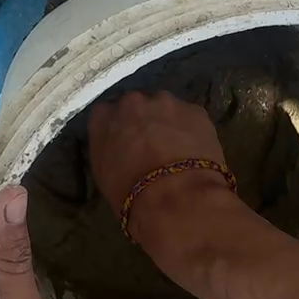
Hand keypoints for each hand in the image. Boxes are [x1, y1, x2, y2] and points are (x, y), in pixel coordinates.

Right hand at [88, 91, 239, 246]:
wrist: (176, 197)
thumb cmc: (130, 193)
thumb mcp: (103, 173)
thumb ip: (107, 149)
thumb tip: (119, 147)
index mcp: (103, 116)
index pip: (106, 113)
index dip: (118, 128)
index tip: (124, 142)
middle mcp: (131, 101)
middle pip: (137, 105)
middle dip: (143, 120)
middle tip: (151, 145)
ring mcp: (165, 102)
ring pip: (166, 108)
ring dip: (168, 123)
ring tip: (176, 150)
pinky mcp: (195, 110)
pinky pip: (190, 118)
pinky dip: (191, 130)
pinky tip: (195, 152)